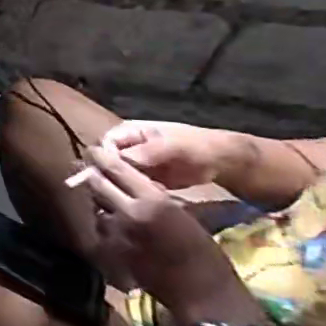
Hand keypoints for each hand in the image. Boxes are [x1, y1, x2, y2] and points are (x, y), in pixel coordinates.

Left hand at [83, 146, 263, 325]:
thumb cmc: (204, 254)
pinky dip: (103, 226)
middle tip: (90, 169)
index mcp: (152, 200)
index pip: (115, 169)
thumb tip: (135, 182)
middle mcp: (128, 212)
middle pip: (96, 184)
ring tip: (107, 201)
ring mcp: (116, 233)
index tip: (93, 150)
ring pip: (95, 208)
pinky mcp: (110, 252)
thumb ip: (154, 196)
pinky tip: (113, 228)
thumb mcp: (184, 215)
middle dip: (93, 175)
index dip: (101, 157)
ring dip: (99, 203)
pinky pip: (99, 231)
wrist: (203, 295)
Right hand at [100, 120, 252, 191]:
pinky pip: (132, 185)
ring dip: (129, 185)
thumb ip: (145, 151)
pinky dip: (140, 192)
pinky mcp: (144, 178)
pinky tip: (156, 194)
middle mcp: (126, 146)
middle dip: (116, 174)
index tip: (119, 173)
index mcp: (128, 132)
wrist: (221, 161)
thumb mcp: (172, 146)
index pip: (104, 143)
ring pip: (117, 175)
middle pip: (106, 160)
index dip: (107, 158)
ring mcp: (134, 163)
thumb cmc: (196, 146)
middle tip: (133, 186)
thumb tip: (119, 160)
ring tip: (149, 190)